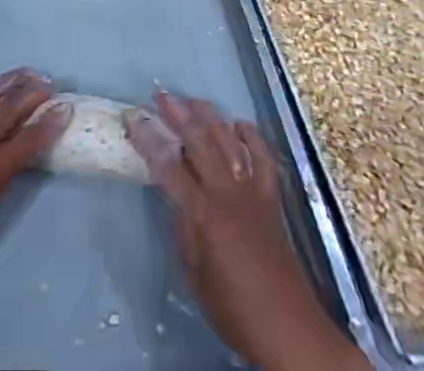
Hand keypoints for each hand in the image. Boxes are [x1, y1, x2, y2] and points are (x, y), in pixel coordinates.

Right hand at [127, 90, 365, 370]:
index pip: (168, 166)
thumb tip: (176, 198)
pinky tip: (241, 125)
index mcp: (204, 215)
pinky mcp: (273, 200)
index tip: (133, 118)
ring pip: (232, 144)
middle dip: (179, 116)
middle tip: (161, 95)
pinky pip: (265, 160)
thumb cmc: (233, 308)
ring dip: (212, 119)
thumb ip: (183, 228)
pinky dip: (253, 139)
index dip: (149, 140)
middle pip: (201, 143)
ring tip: (194, 101)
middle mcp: (229, 196)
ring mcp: (255, 194)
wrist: (290, 329)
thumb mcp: (194, 272)